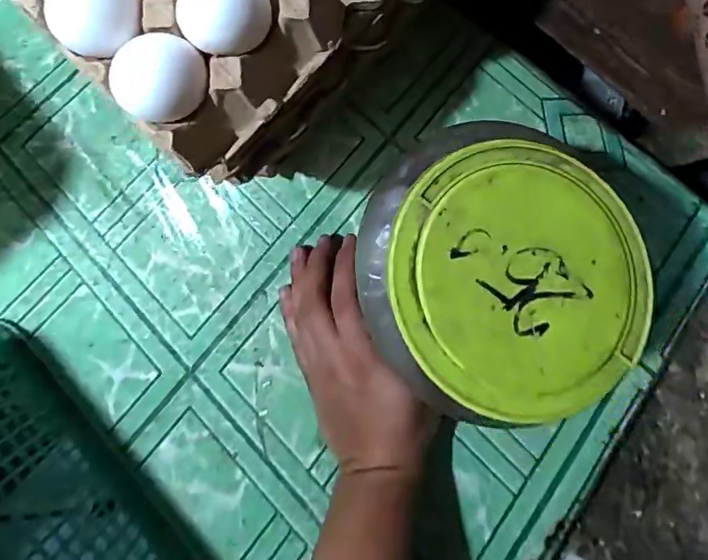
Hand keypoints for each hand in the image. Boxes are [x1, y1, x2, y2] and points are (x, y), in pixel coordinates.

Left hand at [281, 234, 437, 481]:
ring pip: (300, 314)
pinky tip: (286, 290)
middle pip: (316, 301)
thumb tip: (413, 296)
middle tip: (325, 238)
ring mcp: (316, 364)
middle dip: (318, 265)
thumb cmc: (408, 421)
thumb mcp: (421, 377)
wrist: (376, 469)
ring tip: (300, 252)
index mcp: (362, 354)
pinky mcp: (309, 375)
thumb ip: (413, 338)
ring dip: (299, 280)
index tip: (352, 239)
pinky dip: (288, 309)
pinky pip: (293, 334)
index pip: (346, 298)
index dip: (345, 266)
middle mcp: (333, 354)